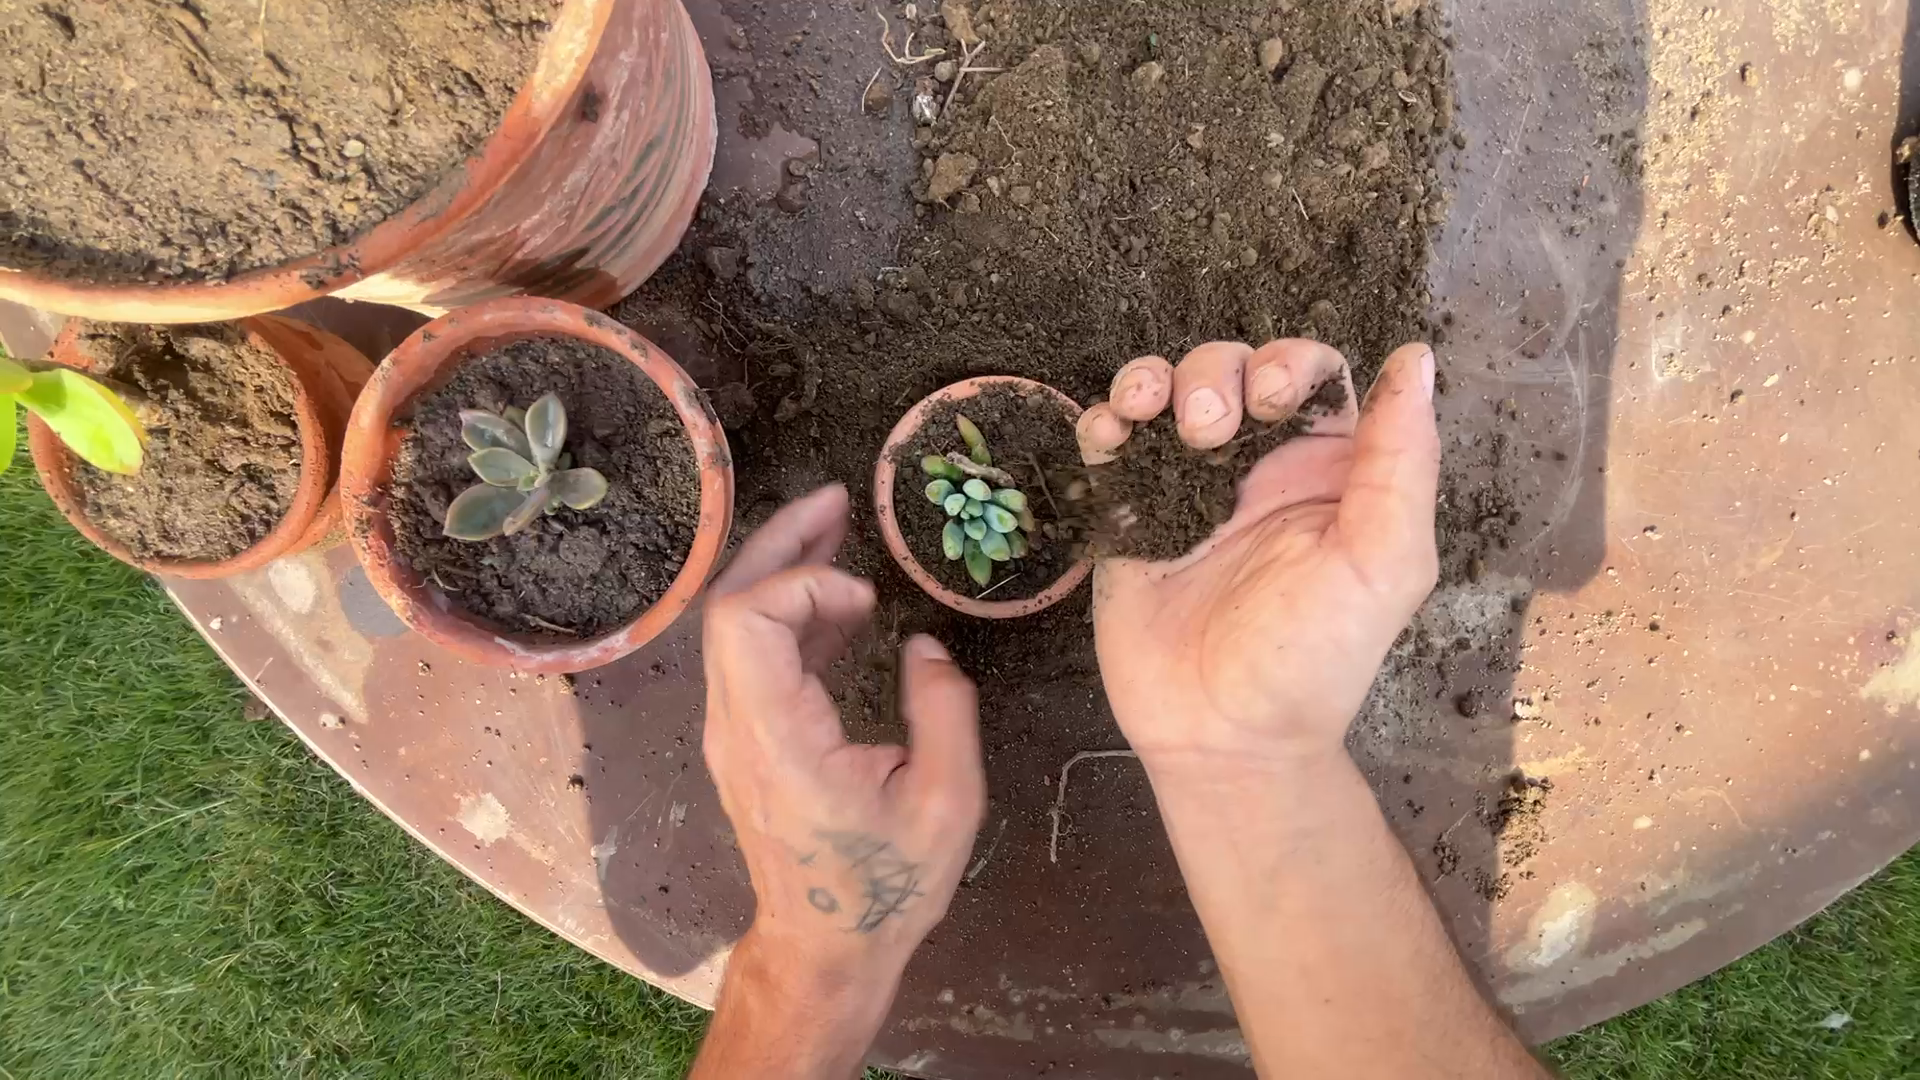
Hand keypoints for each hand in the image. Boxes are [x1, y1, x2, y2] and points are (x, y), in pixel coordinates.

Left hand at [701, 485, 985, 1008]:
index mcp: (776, 738)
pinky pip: (759, 650)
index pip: (744, 620)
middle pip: (730, 604)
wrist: (827, 945)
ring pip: (738, 620)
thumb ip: (944, 710)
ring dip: (786, 567)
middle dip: (782, 542)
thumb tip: (924, 646)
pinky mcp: (749, 731)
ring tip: (840, 526)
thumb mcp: (948, 802)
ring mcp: (734, 727)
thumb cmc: (887, 884)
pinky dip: (797, 610)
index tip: (867, 597)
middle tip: (837, 500)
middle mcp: (736, 723)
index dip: (802, 582)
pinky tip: (843, 598)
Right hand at [1077, 339, 1439, 770]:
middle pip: (1226, 370)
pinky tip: (1107, 436)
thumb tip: (1415, 356)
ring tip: (1143, 409)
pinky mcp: (1125, 514)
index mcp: (1321, 469)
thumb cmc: (1311, 657)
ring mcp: (1179, 487)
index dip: (1286, 362)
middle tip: (1208, 430)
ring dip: (1149, 381)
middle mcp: (1249, 467)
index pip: (1308, 373)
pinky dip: (1100, 424)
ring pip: (1161, 395)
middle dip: (1212, 375)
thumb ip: (1400, 462)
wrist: (1218, 732)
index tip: (1269, 399)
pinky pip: (1108, 448)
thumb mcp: (1383, 563)